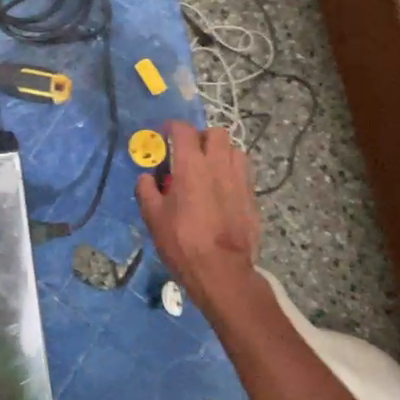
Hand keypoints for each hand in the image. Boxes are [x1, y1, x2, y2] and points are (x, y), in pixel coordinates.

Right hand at [136, 120, 261, 307]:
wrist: (222, 271)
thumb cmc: (182, 242)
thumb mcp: (153, 217)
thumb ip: (146, 191)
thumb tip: (146, 178)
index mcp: (192, 165)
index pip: (183, 130)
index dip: (172, 128)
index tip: (164, 135)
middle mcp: (219, 165)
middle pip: (216, 133)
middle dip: (201, 137)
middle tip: (189, 153)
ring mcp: (240, 179)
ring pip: (234, 150)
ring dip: (220, 153)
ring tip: (209, 170)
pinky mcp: (252, 196)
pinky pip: (243, 172)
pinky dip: (231, 172)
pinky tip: (222, 190)